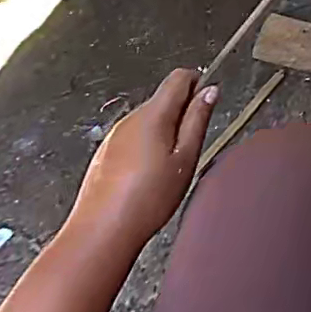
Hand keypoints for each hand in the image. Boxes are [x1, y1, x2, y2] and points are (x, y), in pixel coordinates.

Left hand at [63, 68, 216, 252]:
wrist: (100, 234)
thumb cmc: (148, 198)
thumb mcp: (186, 156)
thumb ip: (198, 118)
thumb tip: (210, 91)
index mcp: (153, 115)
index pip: (179, 77)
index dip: (198, 84)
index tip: (205, 106)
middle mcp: (130, 119)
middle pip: (165, 99)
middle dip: (183, 114)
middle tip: (190, 147)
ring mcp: (114, 136)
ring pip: (150, 119)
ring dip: (166, 132)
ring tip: (170, 166)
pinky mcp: (105, 153)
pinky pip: (134, 137)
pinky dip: (148, 146)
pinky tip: (149, 175)